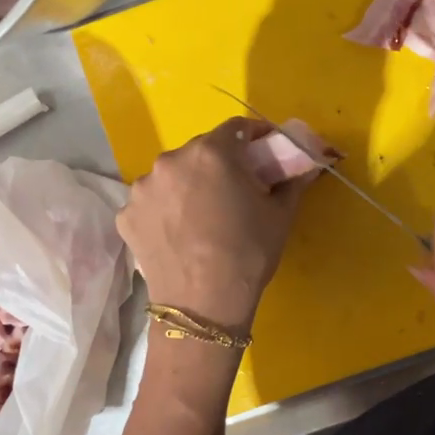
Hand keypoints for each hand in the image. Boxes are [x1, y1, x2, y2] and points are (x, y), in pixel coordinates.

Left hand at [120, 117, 313, 330]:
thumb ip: (293, 180)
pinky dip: (166, 210)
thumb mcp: (280, 214)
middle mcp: (172, 160)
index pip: (237, 128)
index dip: (254, 138)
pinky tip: (179, 234)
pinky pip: (153, 202)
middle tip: (236, 191)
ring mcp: (143, 188)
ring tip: (204, 217)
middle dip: (221, 163)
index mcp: (212, 153)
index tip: (265, 154)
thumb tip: (308, 164)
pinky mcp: (126, 215)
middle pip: (202, 150)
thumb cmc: (249, 254)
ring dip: (190, 185)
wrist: (203, 306)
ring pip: (174, 175)